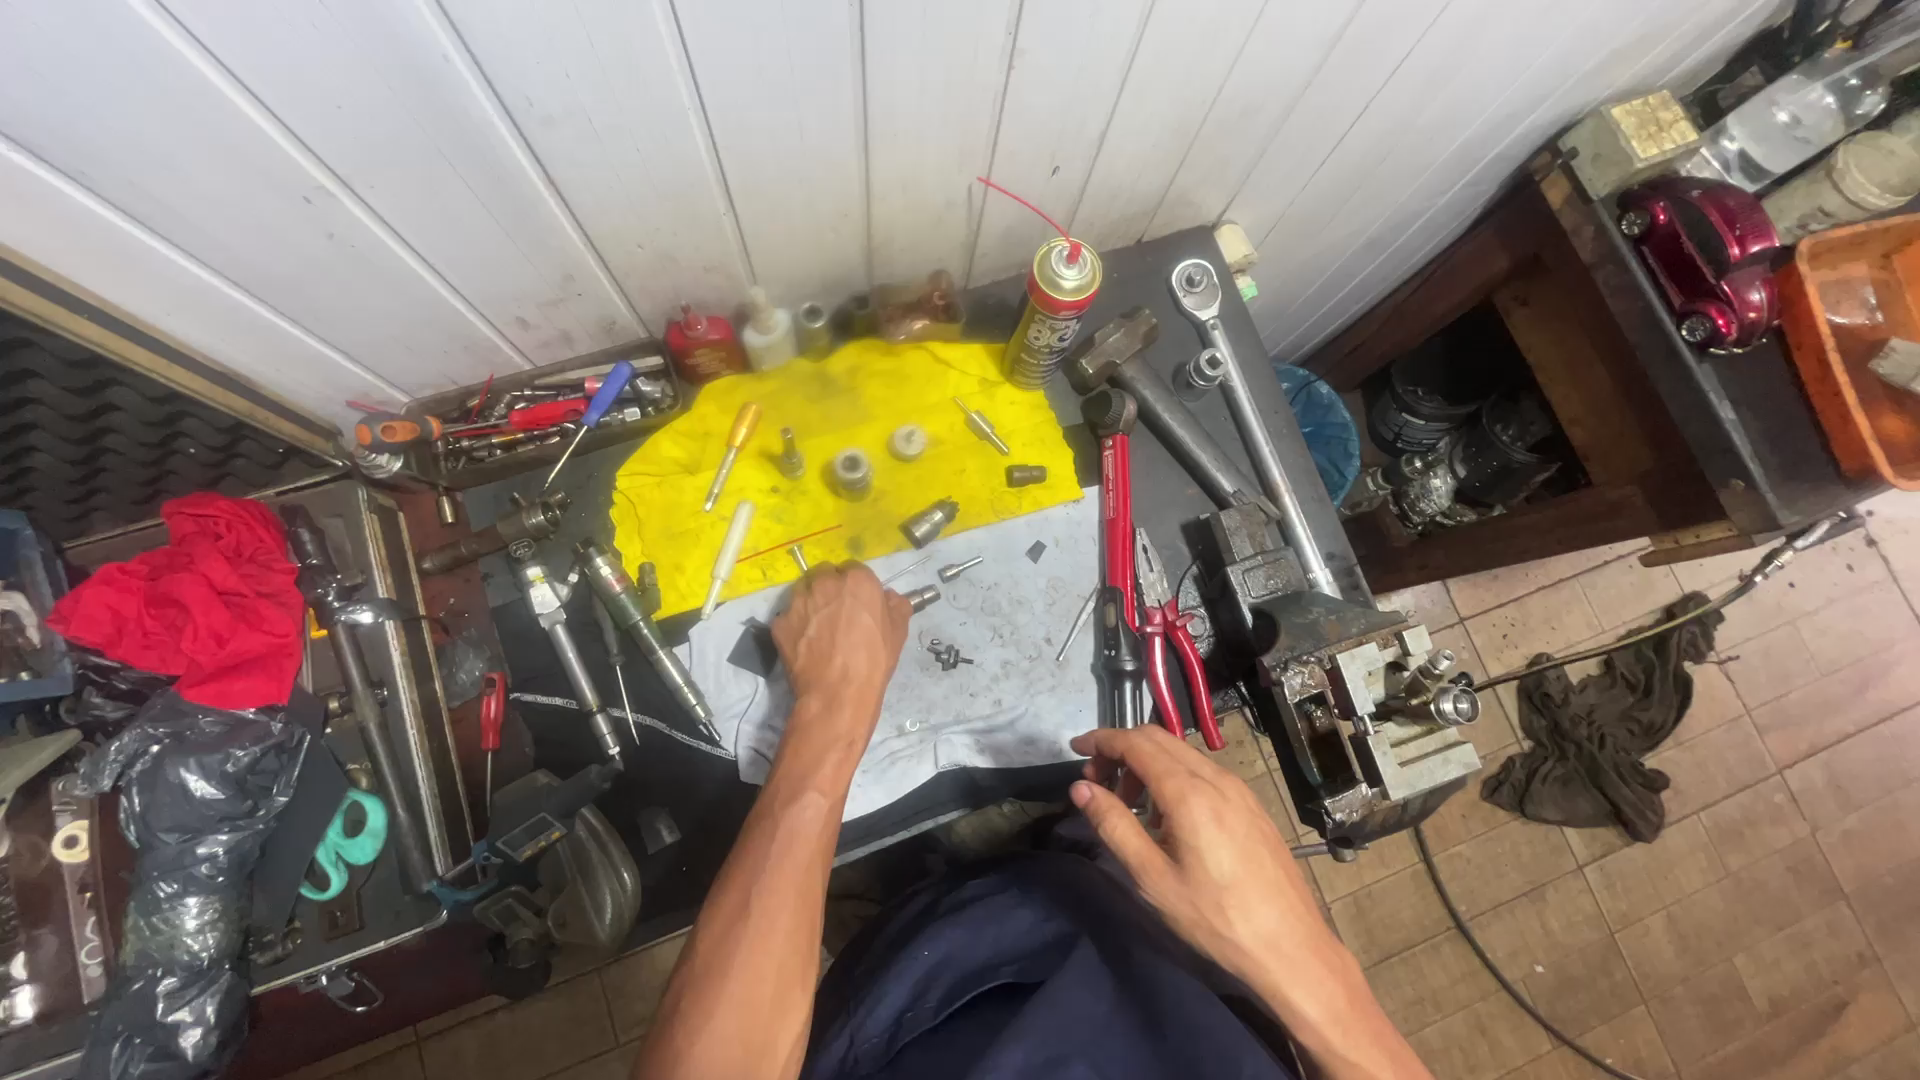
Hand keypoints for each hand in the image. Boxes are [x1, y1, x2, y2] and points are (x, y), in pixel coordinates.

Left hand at [772, 562, 910, 716]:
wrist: (838, 693)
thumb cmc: (874, 660)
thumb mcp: (898, 631)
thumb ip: (896, 605)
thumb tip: (889, 597)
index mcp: (856, 580)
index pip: (853, 568)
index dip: (855, 585)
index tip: (857, 601)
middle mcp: (825, 583)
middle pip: (824, 574)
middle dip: (829, 586)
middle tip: (837, 610)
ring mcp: (798, 602)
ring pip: (802, 591)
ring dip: (810, 601)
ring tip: (818, 626)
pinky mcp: (779, 622)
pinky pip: (788, 617)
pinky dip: (795, 626)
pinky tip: (805, 644)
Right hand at [1068, 727, 1341, 1003]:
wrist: (1292, 948)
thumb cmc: (1215, 919)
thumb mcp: (1152, 878)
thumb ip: (1113, 825)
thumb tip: (1080, 788)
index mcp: (1188, 792)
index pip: (1135, 743)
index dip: (1101, 739)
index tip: (1075, 748)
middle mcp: (1215, 778)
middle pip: (1158, 738)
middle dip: (1121, 749)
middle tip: (1097, 783)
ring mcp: (1238, 789)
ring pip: (1181, 752)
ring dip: (1146, 763)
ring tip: (1129, 805)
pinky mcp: (1251, 804)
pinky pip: (1202, 771)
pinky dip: (1173, 775)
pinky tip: (1167, 817)